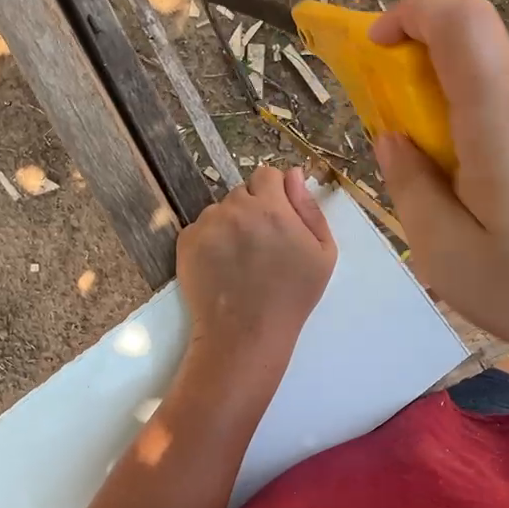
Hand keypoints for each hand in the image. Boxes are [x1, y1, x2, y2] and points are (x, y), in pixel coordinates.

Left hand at [176, 165, 336, 369]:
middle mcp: (234, 208)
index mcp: (270, 206)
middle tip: (260, 245)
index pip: (266, 174)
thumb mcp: (322, 252)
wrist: (246, 332)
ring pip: (219, 211)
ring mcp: (207, 225)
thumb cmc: (292, 295)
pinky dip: (209, 241)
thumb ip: (309, 208)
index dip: (273, 193)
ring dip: (229, 225)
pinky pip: (200, 229)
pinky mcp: (186, 242)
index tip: (277, 217)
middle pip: (242, 192)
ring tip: (239, 259)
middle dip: (251, 209)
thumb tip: (293, 175)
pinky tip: (221, 266)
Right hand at [367, 0, 508, 412]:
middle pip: (474, 55)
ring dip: (458, 118)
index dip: (411, 13)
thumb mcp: (450, 258)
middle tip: (406, 153)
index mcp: (504, 116)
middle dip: (422, 83)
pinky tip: (501, 206)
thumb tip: (393, 140)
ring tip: (455, 197)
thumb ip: (410, 189)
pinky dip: (492, 135)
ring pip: (499, 89)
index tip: (376, 50)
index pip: (459, 17)